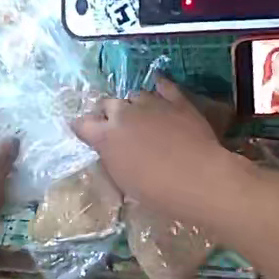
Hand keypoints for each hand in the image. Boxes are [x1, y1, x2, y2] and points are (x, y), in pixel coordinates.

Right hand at [71, 78, 239, 217]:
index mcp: (105, 136)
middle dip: (109, 113)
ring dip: (134, 104)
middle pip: (108, 104)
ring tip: (141, 115)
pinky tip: (160, 91)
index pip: (82, 124)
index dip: (84, 128)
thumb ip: (112, 158)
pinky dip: (159, 89)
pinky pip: (163, 86)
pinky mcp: (177, 100)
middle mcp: (123, 113)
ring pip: (134, 94)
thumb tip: (112, 151)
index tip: (87, 134)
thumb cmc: (156, 191)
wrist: (197, 178)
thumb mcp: (123, 181)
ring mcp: (151, 103)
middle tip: (117, 127)